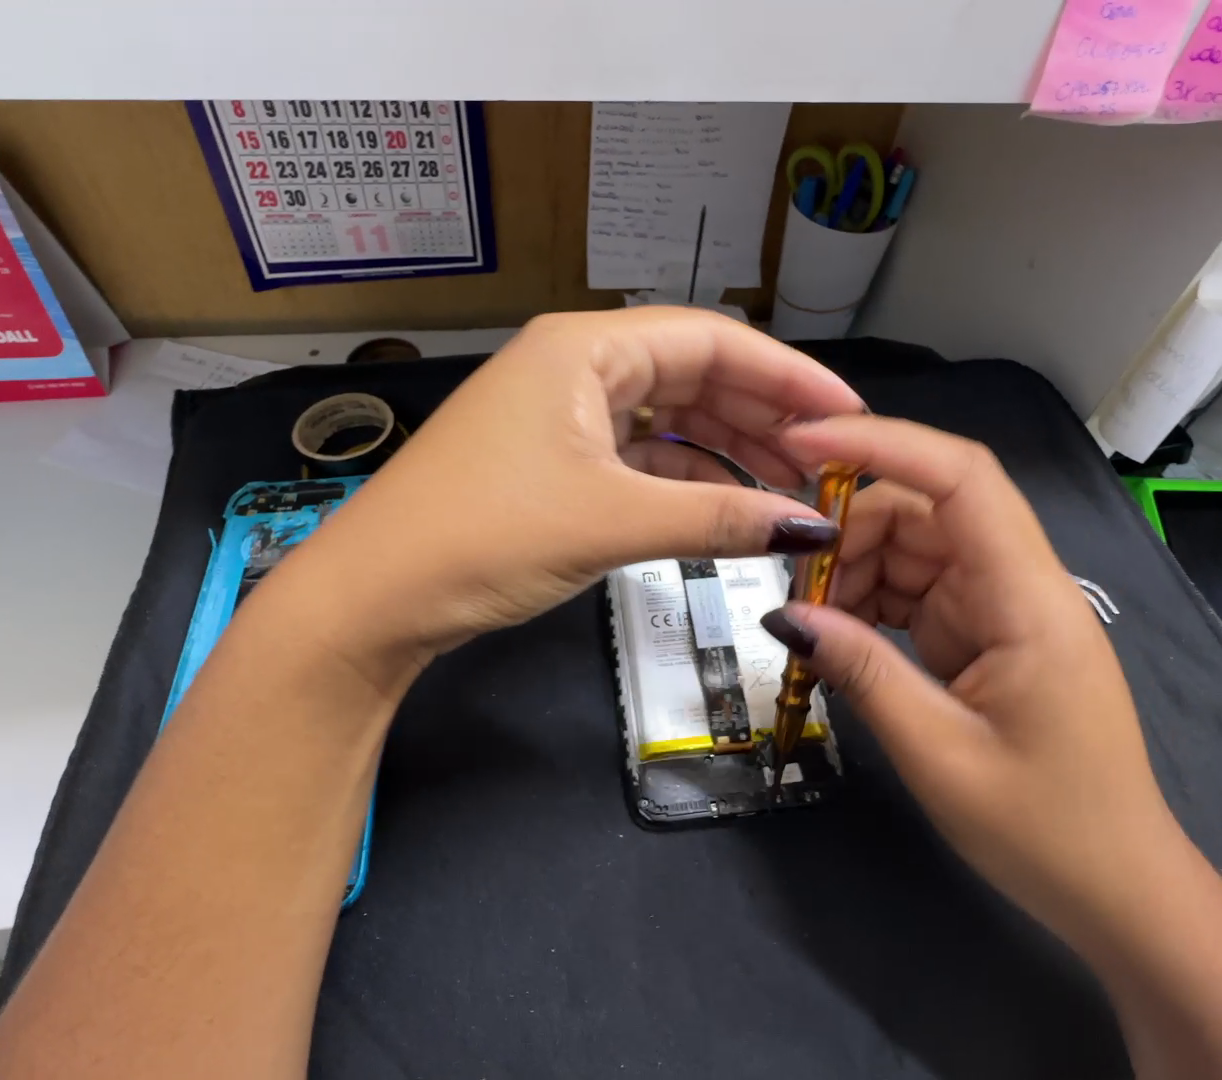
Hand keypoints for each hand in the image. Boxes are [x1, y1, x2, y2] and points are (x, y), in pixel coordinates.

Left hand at [265, 308, 865, 693]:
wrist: (373, 596)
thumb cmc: (484, 536)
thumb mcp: (610, 521)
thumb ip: (717, 519)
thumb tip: (810, 527)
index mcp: (585, 346)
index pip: (712, 341)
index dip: (788, 376)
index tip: (848, 416)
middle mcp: (576, 365)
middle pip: (693, 376)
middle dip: (762, 418)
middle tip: (826, 463)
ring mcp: (561, 415)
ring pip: (667, 421)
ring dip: (726, 453)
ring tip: (789, 490)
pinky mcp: (552, 462)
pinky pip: (637, 458)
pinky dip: (683, 481)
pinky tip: (726, 508)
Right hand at [759, 416, 1194, 952]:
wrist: (1117, 890)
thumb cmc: (1045, 829)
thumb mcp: (938, 754)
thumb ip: (862, 670)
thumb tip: (785, 614)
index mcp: (1029, 599)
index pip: (960, 478)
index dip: (881, 443)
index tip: (802, 443)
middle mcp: (1019, 584)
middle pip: (926, 508)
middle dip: (851, 529)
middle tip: (796, 587)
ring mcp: (1003, 607)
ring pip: (915, 546)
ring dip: (856, 569)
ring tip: (814, 622)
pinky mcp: (986, 632)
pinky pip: (917, 589)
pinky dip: (872, 602)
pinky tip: (841, 634)